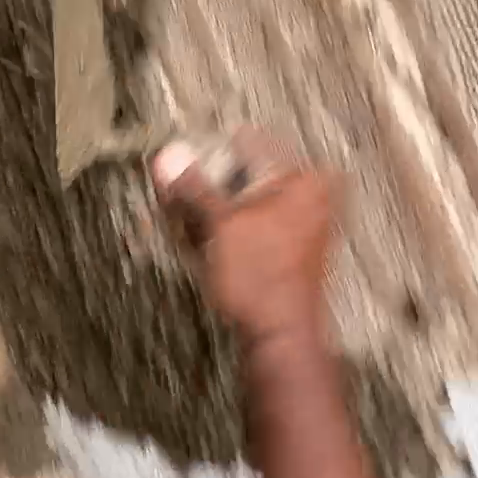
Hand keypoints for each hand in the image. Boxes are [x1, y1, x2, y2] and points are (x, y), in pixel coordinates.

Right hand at [151, 128, 339, 347]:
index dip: (206, 154)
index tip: (176, 162)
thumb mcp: (219, 224)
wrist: (278, 331)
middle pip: (242, 176)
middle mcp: (308, 195)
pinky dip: (221, 230)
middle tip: (173, 196)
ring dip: (207, 211)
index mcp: (303, 178)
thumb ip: (193, 187)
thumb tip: (168, 158)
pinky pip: (247, 226)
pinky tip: (200, 242)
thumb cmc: (259, 278)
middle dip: (204, 187)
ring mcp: (298, 223)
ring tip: (182, 222)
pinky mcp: (285, 247)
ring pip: (240, 204)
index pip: (247, 145)